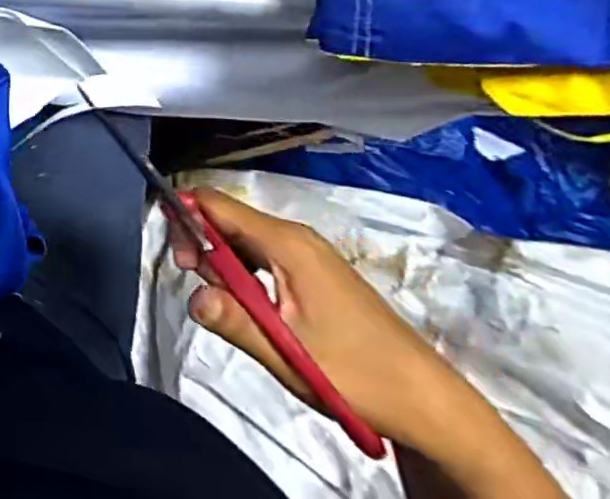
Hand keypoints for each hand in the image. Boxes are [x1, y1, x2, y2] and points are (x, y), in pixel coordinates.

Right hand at [171, 188, 490, 450]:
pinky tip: (250, 303)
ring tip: (230, 304)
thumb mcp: (288, 354)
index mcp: (287, 244)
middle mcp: (296, 238)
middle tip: (204, 289)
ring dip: (221, 262)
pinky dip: (242, 270)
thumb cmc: (360, 375)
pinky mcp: (313, 272)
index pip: (215, 202)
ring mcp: (308, 254)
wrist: (432, 407)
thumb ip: (232, 320)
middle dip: (200, 244)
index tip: (178, 256)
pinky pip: (260, 253)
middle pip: (225, 217)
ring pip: (241, 237)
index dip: (184, 215)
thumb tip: (191, 297)